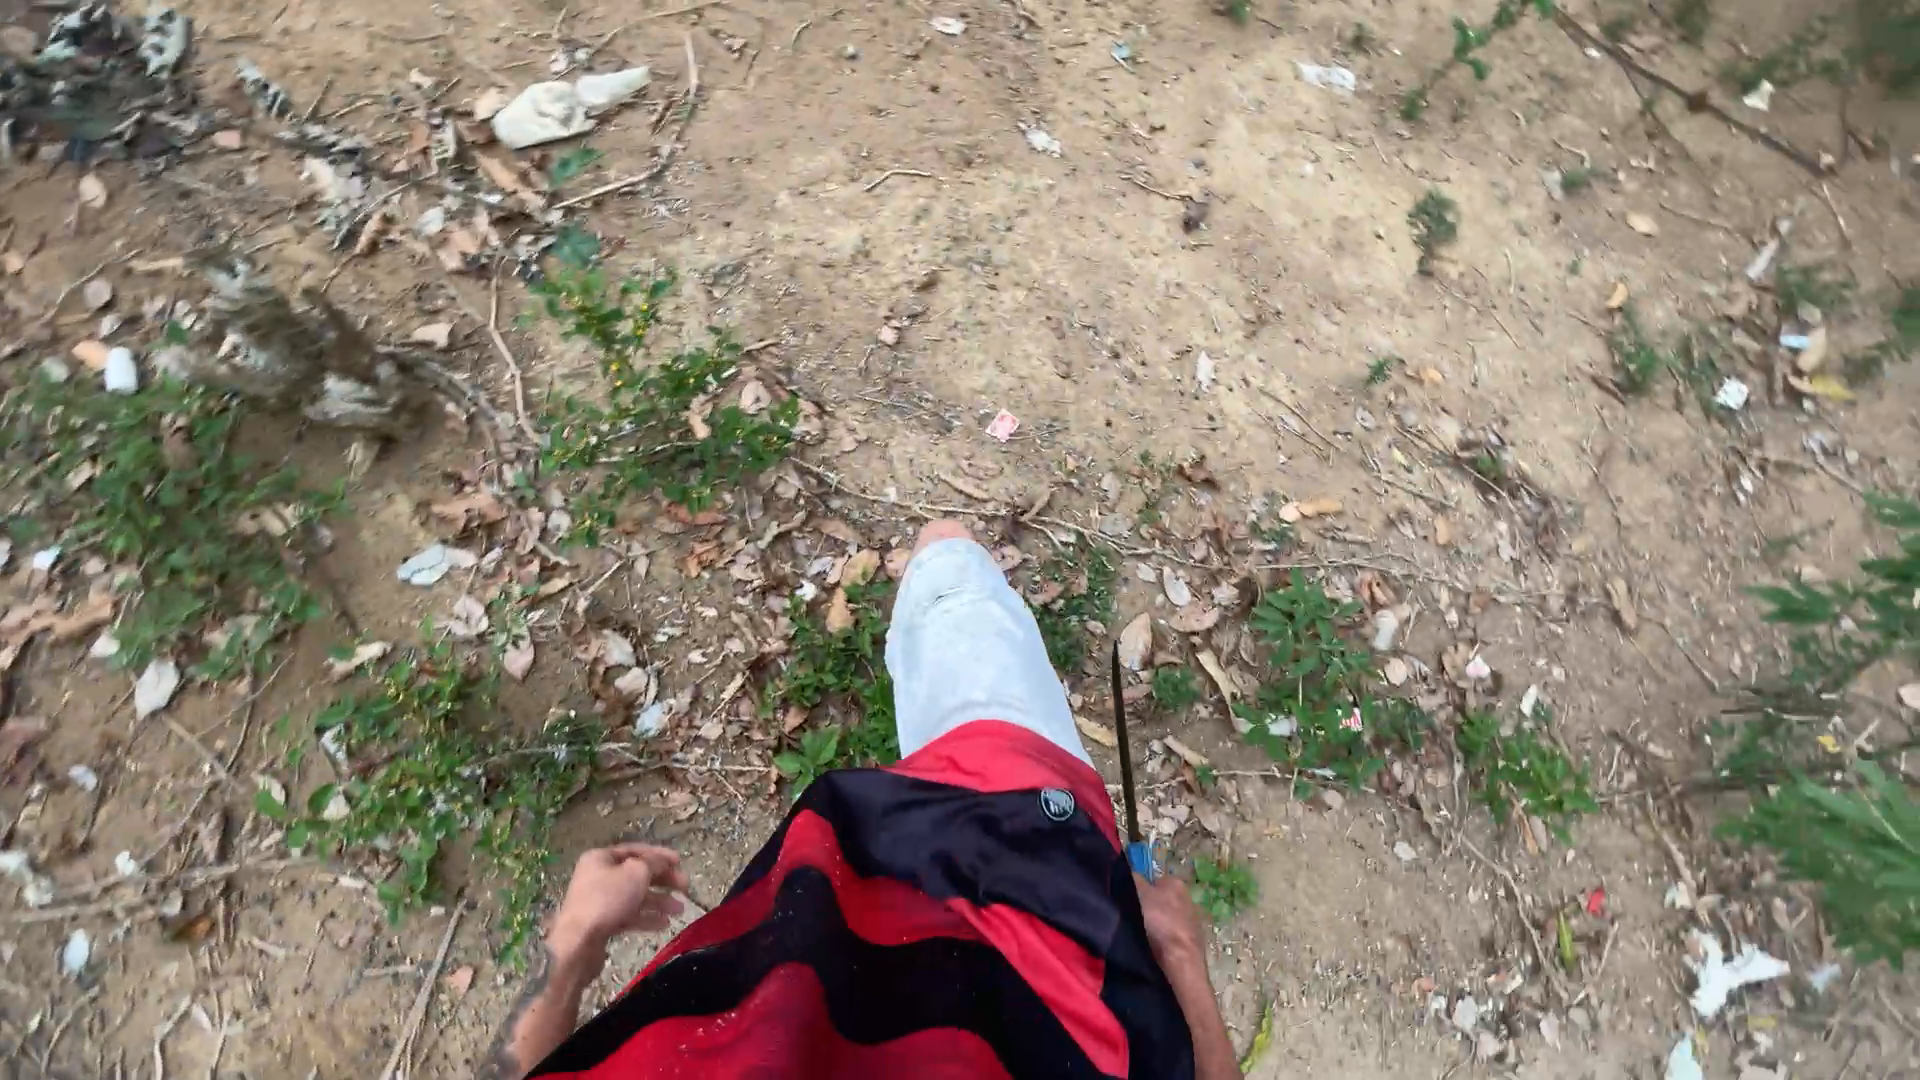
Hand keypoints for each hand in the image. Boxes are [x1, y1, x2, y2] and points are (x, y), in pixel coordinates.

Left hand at [548, 844, 689, 961]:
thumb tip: (663, 860)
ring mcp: (598, 902)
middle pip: (637, 874)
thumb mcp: (637, 872)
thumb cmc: (608, 899)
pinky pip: (628, 915)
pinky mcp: (600, 924)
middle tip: (685, 887)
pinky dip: (645, 917)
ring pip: (635, 897)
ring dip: (659, 902)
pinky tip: (664, 924)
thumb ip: (655, 863)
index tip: (680, 862)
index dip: (660, 855)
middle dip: (663, 881)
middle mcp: (598, 877)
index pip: (636, 850)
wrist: (577, 943)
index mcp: (601, 858)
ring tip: (680, 910)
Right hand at [1133, 872, 1205, 966]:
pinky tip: (1157, 947)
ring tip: (1145, 935)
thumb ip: (1133, 879)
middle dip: (1150, 907)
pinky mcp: (1194, 942)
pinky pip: (1174, 936)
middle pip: (1161, 899)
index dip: (1140, 889)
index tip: (1131, 902)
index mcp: (1175, 882)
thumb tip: (1130, 874)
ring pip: (1168, 919)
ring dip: (1158, 925)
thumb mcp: (1137, 892)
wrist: (1179, 959)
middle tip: (1135, 918)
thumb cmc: (1157, 920)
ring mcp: (1193, 921)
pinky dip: (1166, 940)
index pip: (1153, 880)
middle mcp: (1188, 897)